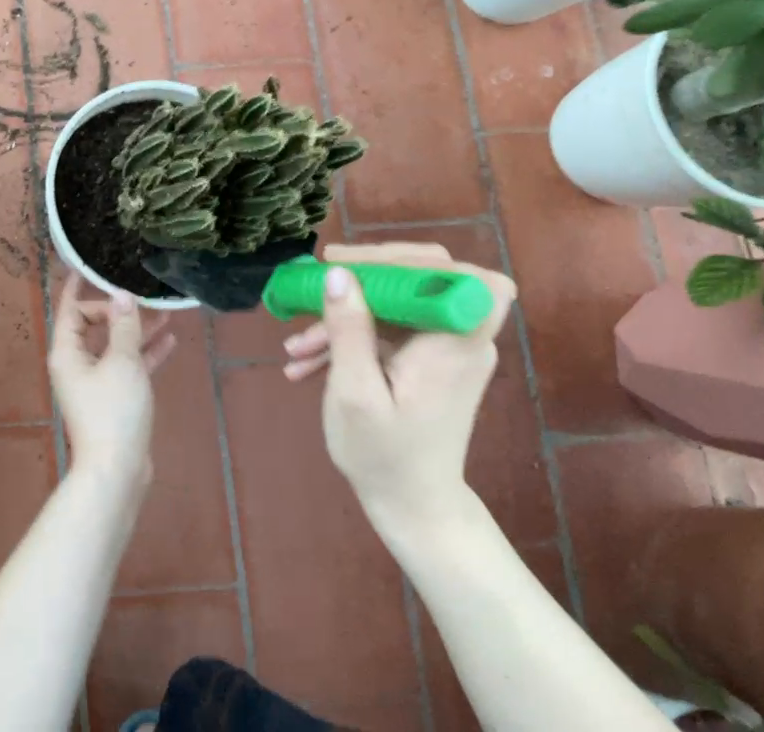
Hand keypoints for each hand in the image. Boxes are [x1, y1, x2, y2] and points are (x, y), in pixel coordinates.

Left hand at [49, 272, 177, 487]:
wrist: (117, 467)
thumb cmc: (114, 410)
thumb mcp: (122, 363)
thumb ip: (123, 327)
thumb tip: (121, 295)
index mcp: (67, 352)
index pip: (70, 310)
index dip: (79, 287)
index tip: (88, 266)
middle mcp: (76, 363)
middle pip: (93, 325)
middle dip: (118, 310)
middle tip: (143, 296)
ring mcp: (95, 381)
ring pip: (114, 346)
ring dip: (137, 330)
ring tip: (166, 313)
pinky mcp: (113, 397)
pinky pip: (127, 366)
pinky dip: (144, 353)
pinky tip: (170, 340)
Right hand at [279, 244, 515, 529]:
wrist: (410, 504)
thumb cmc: (384, 456)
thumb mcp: (354, 392)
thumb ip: (349, 330)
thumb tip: (339, 274)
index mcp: (455, 346)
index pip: (468, 278)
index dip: (417, 260)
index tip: (358, 265)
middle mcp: (460, 340)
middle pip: (427, 278)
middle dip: (369, 273)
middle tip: (321, 274)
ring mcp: (445, 349)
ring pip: (400, 304)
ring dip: (346, 315)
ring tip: (295, 344)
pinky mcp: (427, 360)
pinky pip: (391, 330)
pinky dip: (350, 337)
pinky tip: (306, 361)